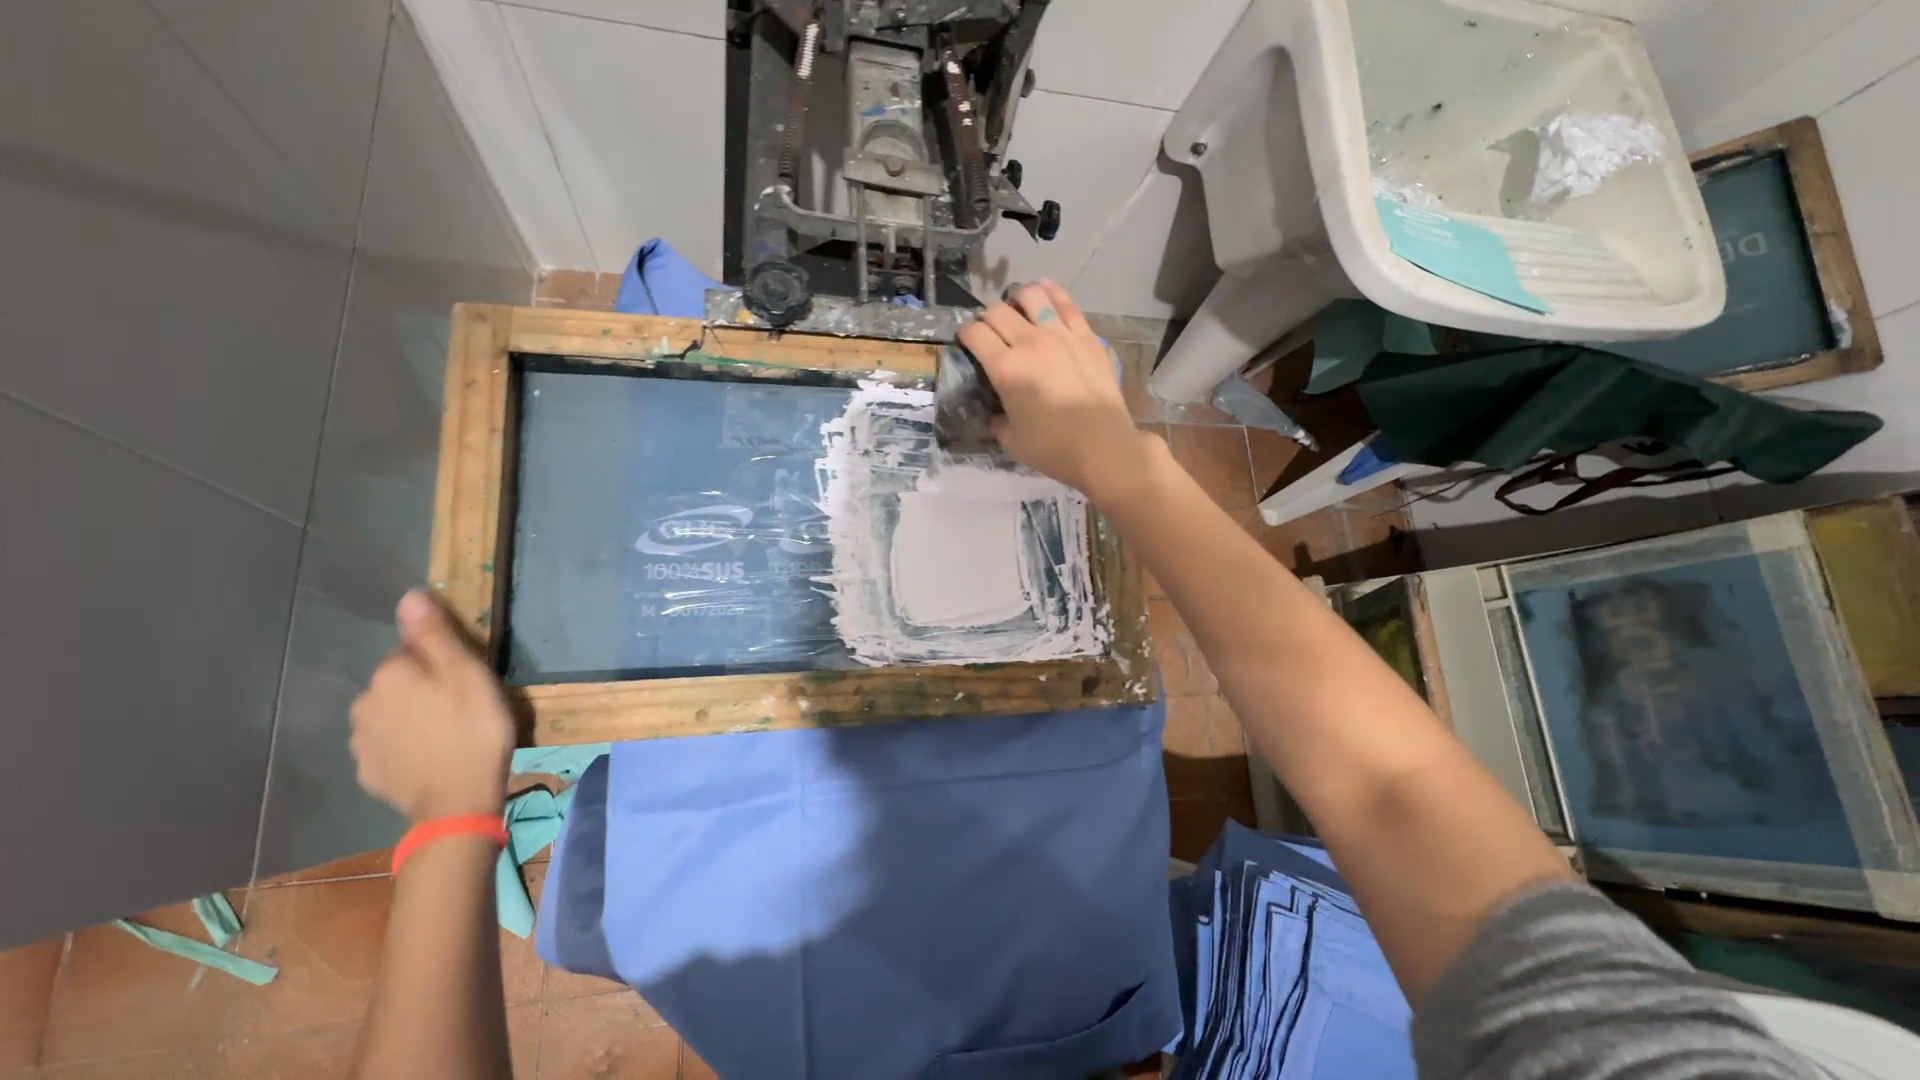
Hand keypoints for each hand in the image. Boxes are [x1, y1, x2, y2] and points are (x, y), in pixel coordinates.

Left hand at [350, 591, 514, 822]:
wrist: (458, 802)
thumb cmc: (474, 731)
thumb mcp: (468, 675)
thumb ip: (435, 635)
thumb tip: (408, 596)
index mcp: (391, 673)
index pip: (411, 650)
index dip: (441, 661)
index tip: (465, 678)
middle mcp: (365, 701)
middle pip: (397, 682)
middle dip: (421, 688)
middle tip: (459, 706)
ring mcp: (362, 740)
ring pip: (388, 714)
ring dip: (410, 717)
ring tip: (445, 733)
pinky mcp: (368, 771)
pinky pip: (386, 746)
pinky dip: (403, 747)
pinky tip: (428, 756)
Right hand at [956, 281, 1154, 501]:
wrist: (1103, 446)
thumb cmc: (1053, 448)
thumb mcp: (1011, 440)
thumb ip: (997, 420)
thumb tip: (996, 411)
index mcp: (1005, 368)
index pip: (975, 334)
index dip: (965, 334)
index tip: (967, 341)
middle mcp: (1029, 343)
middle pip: (998, 311)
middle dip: (987, 317)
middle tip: (990, 329)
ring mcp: (1060, 335)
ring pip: (1032, 296)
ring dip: (1017, 297)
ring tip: (1017, 306)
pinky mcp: (1086, 336)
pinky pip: (1066, 303)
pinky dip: (1052, 293)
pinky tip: (1046, 291)